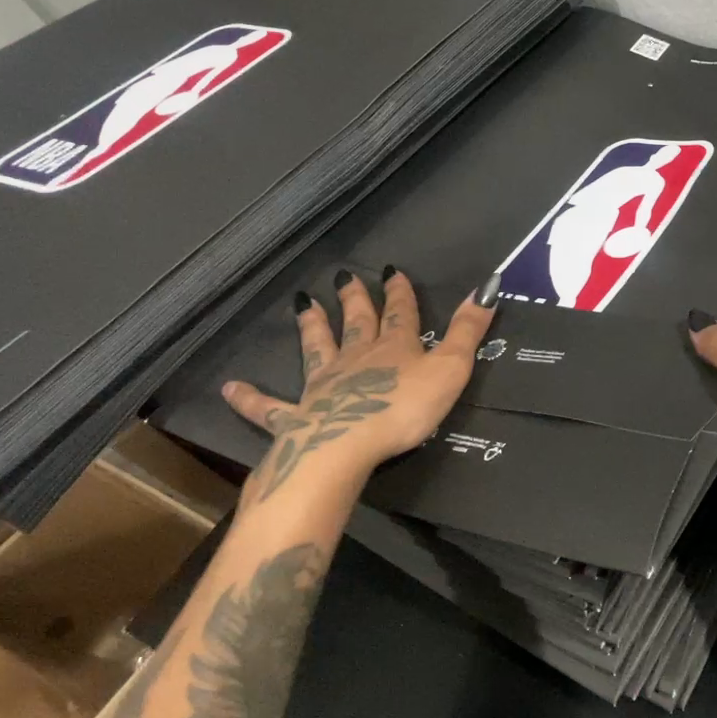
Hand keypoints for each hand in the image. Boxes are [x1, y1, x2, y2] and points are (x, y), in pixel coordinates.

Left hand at [223, 268, 500, 499]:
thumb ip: (467, 330)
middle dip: (355, 300)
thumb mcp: (451, 368)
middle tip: (344, 277)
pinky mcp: (297, 417)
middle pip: (357, 323)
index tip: (391, 271)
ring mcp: (323, 385)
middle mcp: (357, 358)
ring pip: (317, 349)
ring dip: (310, 327)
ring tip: (302, 304)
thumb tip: (487, 287)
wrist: (345, 446)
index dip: (399, 293)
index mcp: (396, 347)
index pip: (401, 313)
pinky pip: (269, 407)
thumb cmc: (404, 408)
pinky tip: (230, 388)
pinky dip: (250, 398)